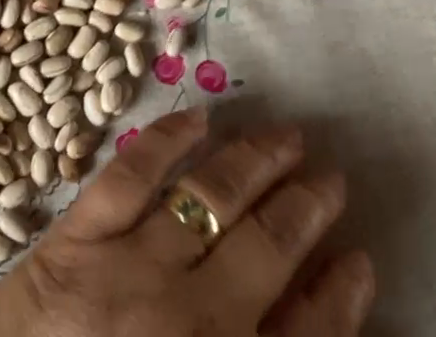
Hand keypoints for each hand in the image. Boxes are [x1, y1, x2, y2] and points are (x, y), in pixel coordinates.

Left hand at [0, 109, 373, 336]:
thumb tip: (317, 306)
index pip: (311, 331)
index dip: (341, 293)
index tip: (360, 257)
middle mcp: (192, 318)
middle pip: (269, 247)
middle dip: (307, 207)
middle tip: (330, 174)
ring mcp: (131, 272)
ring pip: (211, 199)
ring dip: (256, 162)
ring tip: (285, 136)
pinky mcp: (75, 241)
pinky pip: (133, 176)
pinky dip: (169, 141)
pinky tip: (201, 119)